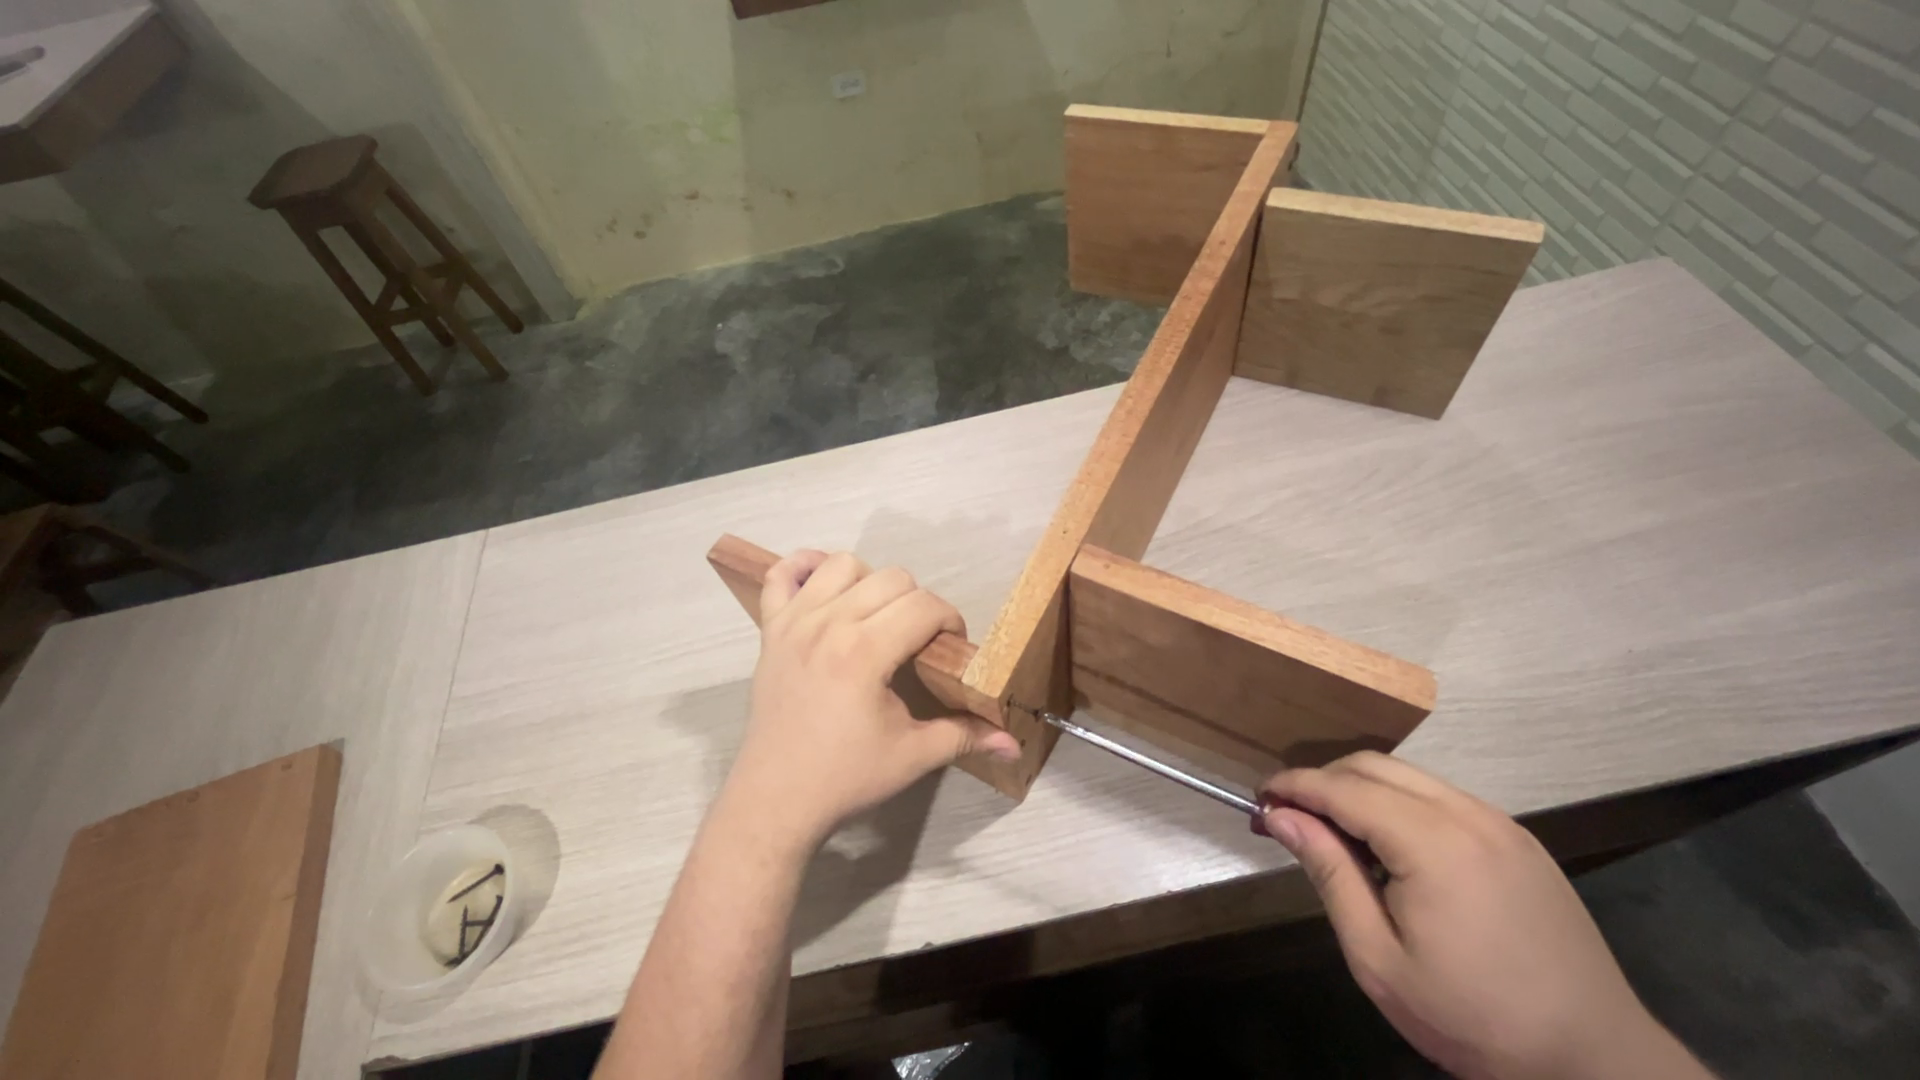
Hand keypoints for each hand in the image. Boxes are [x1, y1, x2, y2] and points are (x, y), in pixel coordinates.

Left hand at [722, 550, 1018, 850]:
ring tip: (875, 618)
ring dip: (868, 583)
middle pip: (891, 578)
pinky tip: (824, 589)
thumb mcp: (914, 756)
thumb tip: (1014, 744)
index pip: (924, 605)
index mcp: (865, 652)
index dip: (949, 619)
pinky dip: (803, 569)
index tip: (949, 647)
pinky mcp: (770, 630)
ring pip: (842, 565)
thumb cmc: (846, 777)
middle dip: (917, 602)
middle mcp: (828, 625)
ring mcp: (794, 623)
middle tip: (917, 640)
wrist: (776, 799)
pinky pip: (780, 575)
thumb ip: (966, 737)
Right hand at [1259, 752, 1710, 1079]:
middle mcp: (1469, 814)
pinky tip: (1390, 847)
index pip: (1343, 788)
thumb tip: (1281, 816)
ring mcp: (1501, 823)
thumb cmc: (1471, 1016)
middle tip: (1287, 817)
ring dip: (1360, 789)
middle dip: (1322, 781)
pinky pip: (1443, 797)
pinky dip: (1400, 803)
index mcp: (1433, 842)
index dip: (1293, 787)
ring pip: (1410, 776)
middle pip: (1374, 766)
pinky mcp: (1519, 840)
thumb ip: (1328, 873)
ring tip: (1332, 833)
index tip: (1257, 800)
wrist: (1593, 1058)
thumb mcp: (1378, 956)